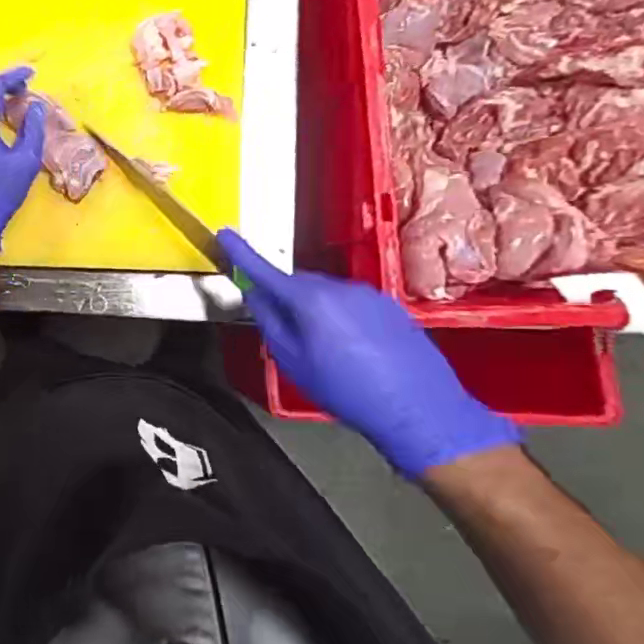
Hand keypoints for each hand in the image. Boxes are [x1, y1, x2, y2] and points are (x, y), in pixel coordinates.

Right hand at [217, 229, 521, 476]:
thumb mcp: (291, 359)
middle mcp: (342, 288)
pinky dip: (336, 318)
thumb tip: (254, 295)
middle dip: (282, 297)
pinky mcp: (390, 308)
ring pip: (325, 295)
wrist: (418, 409)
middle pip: (298, 283)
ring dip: (311, 311)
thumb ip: (268, 322)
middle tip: (276, 330)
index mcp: (311, 299)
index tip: (225, 235)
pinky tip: (345, 350)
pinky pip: (350, 304)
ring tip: (316, 349)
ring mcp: (370, 295)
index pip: (266, 272)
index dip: (242, 254)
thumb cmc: (344, 388)